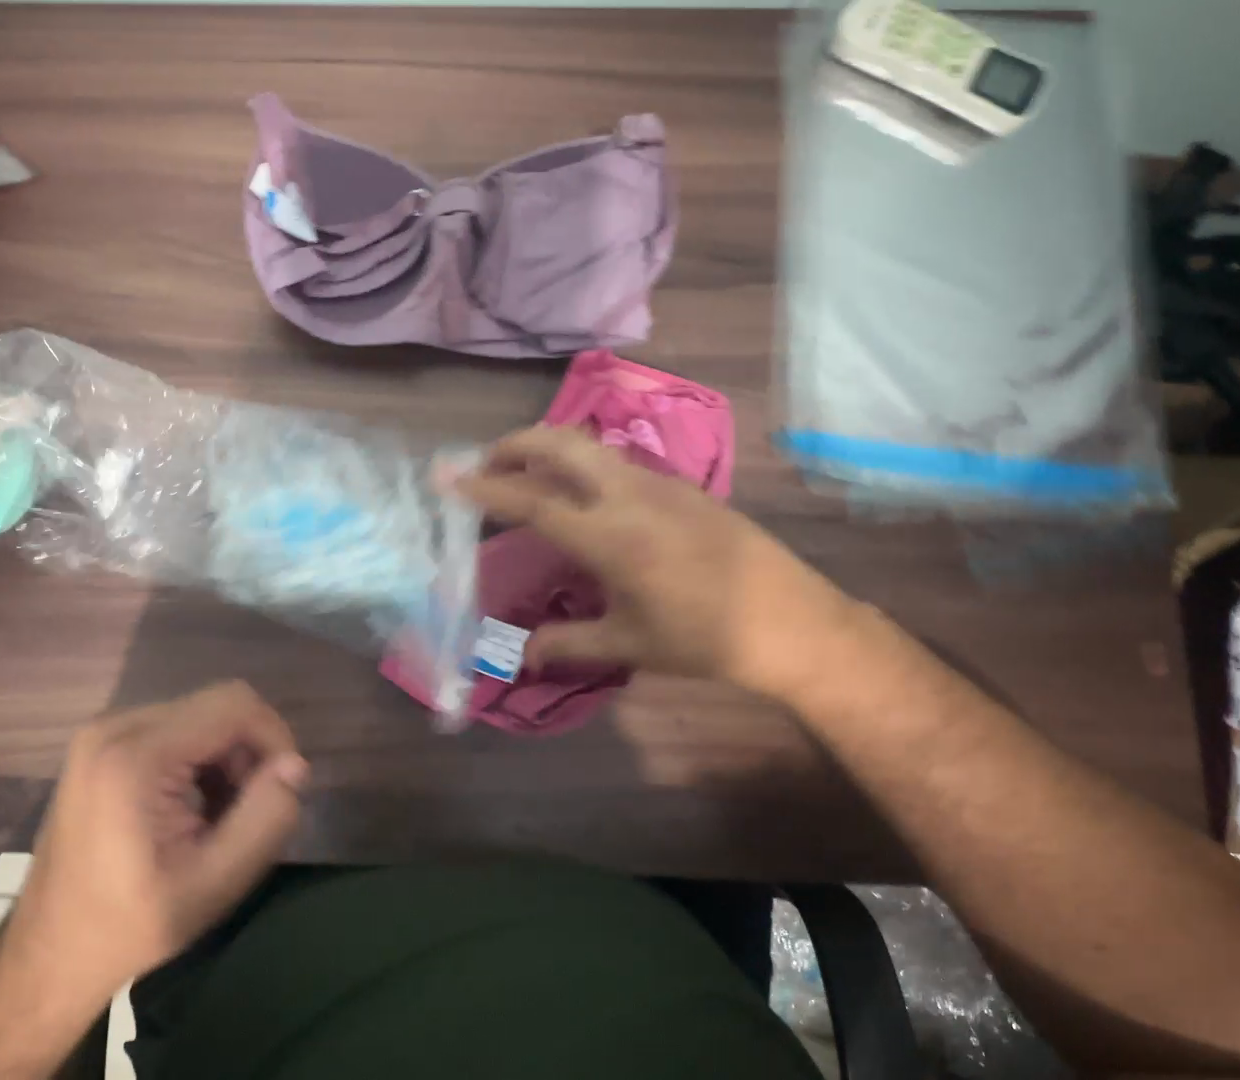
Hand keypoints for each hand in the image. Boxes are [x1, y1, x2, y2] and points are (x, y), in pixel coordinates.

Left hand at [4, 682, 307, 1002]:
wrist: (50, 953)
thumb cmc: (132, 924)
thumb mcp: (214, 884)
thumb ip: (265, 818)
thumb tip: (295, 766)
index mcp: (136, 754)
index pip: (234, 704)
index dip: (275, 738)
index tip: (285, 791)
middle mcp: (115, 726)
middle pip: (215, 707)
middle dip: (248, 753)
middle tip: (251, 814)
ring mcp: (101, 733)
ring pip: (196, 716)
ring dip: (224, 760)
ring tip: (221, 819)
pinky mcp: (99, 747)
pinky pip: (170, 730)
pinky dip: (197, 761)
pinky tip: (193, 810)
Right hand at [457, 426, 857, 697]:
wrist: (792, 622)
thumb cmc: (703, 638)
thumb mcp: (628, 644)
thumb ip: (567, 644)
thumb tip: (520, 656)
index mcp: (609, 536)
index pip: (530, 500)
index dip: (483, 487)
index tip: (447, 476)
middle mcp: (629, 495)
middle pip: (559, 443)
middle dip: (513, 445)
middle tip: (484, 466)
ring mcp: (660, 483)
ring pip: (590, 447)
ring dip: (548, 451)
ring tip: (526, 479)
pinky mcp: (682, 486)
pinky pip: (617, 462)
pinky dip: (582, 466)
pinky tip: (583, 499)